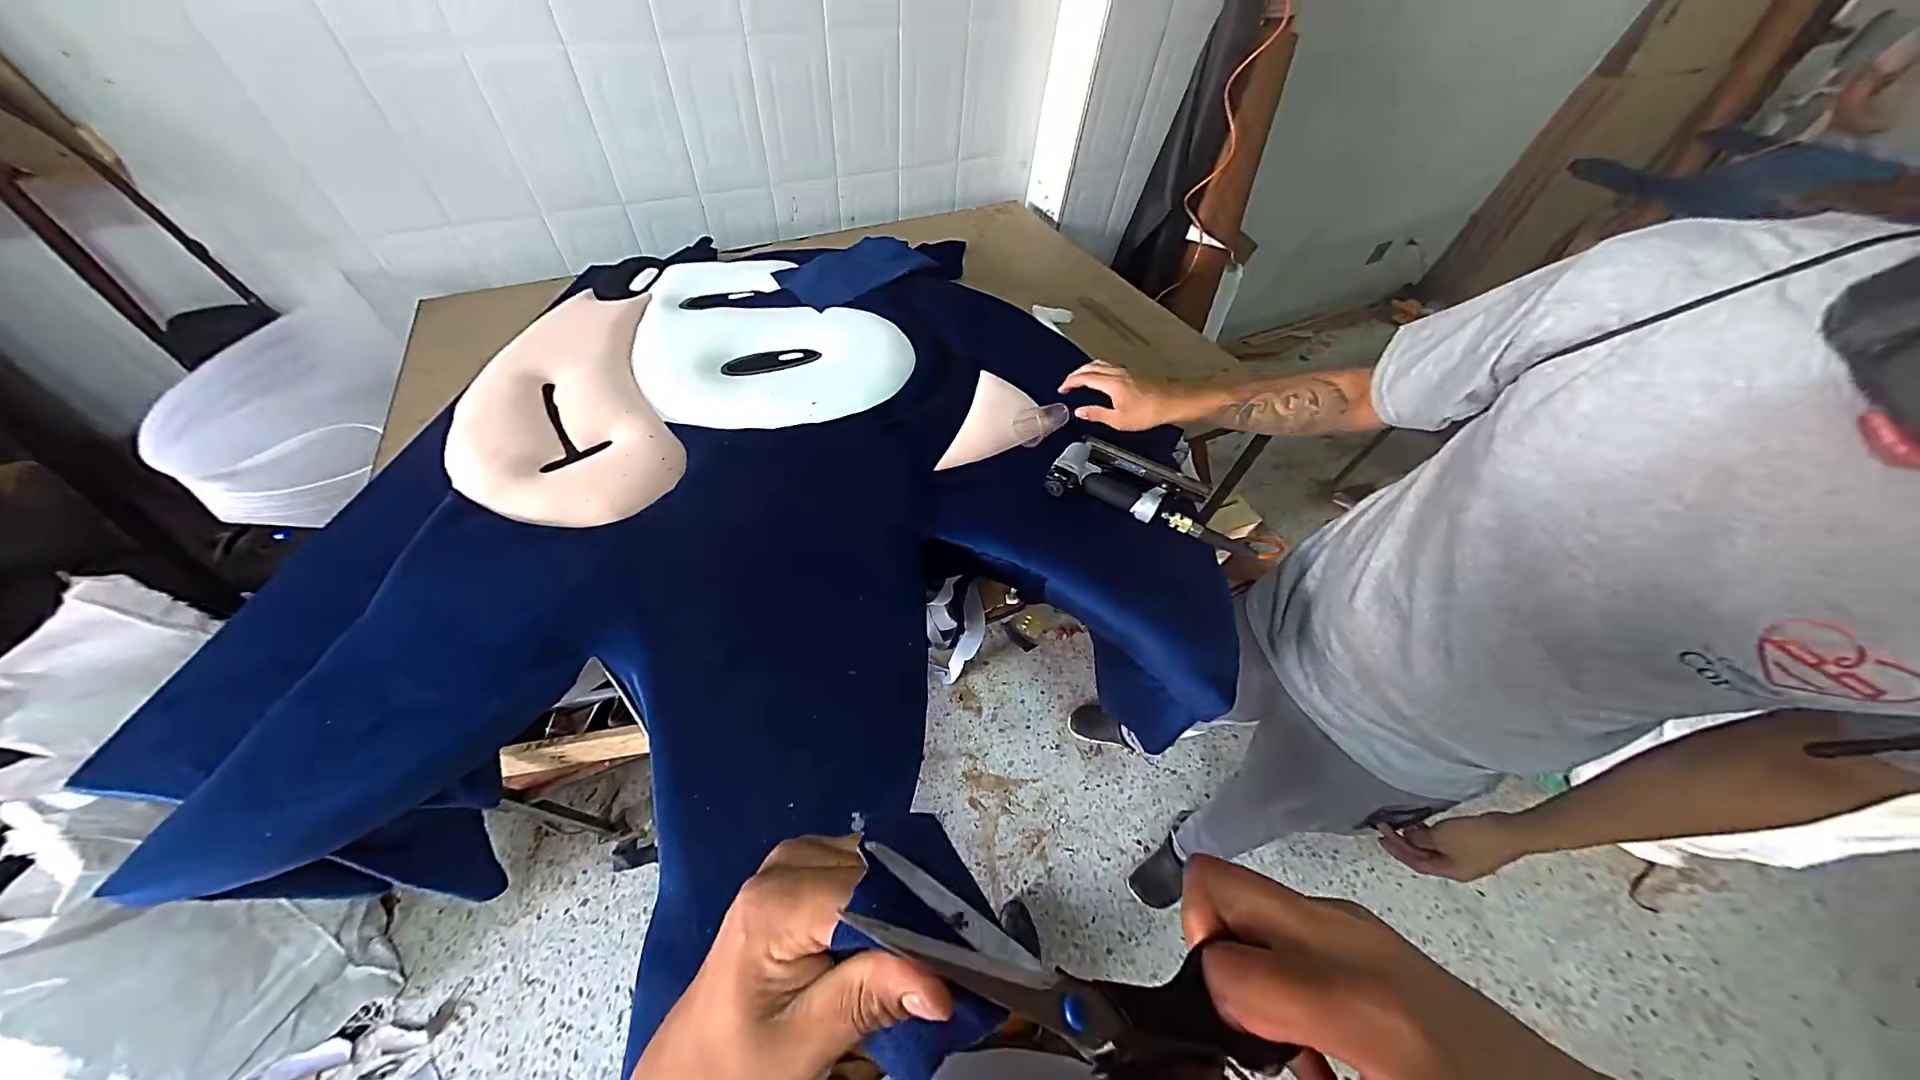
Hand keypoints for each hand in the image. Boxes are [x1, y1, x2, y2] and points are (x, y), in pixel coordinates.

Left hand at [632, 835, 952, 1079]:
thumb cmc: (737, 1061)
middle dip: (912, 910)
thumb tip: (941, 985)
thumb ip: (867, 1000)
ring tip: (924, 948)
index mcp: (774, 905)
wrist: (692, 1064)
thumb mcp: (802, 1045)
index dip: (913, 923)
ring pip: (871, 861)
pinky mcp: (796, 869)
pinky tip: (891, 928)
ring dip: (901, 899)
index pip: (866, 892)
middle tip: (948, 959)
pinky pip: (856, 864)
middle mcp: (781, 866)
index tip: (951, 962)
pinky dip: (881, 891)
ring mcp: (788, 861)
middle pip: (872, 870)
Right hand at [1057, 360, 1209, 429]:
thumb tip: (1081, 411)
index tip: (1063, 388)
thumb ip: (1096, 414)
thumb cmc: (1150, 411)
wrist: (1173, 403)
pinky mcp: (1133, 375)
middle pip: (1090, 367)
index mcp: (1110, 383)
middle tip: (1068, 382)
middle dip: (1076, 373)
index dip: (1070, 382)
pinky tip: (1102, 379)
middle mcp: (1117, 374)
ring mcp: (1126, 372)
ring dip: (1087, 370)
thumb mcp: (1117, 420)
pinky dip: (1098, 371)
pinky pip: (1109, 368)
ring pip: (1100, 365)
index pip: (1083, 377)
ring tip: (1081, 378)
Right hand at [1181, 854, 1603, 1079]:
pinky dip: (1266, 960)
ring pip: (1242, 898)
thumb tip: (1223, 1007)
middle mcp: (1344, 935)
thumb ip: (1287, 1051)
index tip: (1240, 1041)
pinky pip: (1276, 920)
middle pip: (1216, 882)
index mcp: (1355, 998)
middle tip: (1236, 1015)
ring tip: (1282, 1033)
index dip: (1209, 1002)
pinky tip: (1311, 1027)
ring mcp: (1351, 923)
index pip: (1221, 959)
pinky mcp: (1358, 927)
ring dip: (1235, 955)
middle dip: (1201, 939)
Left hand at [1375, 812, 1534, 881]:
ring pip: (1433, 851)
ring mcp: (1467, 860)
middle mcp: (1456, 869)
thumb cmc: (1473, 837)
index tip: (1380, 835)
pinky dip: (1430, 836)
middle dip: (1402, 844)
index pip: (1415, 863)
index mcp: (1448, 871)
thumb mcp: (1440, 837)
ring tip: (1401, 825)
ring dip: (1416, 839)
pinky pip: (1444, 844)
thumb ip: (1419, 839)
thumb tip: (1408, 838)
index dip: (1396, 850)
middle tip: (1386, 828)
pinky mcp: (1474, 848)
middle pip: (1422, 858)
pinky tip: (1423, 825)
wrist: (1511, 832)